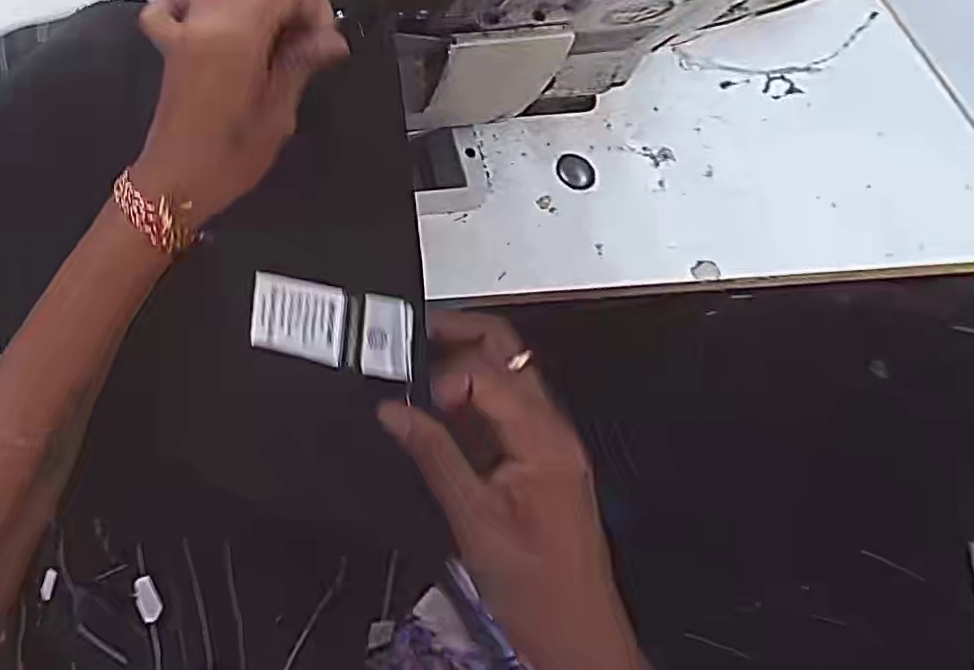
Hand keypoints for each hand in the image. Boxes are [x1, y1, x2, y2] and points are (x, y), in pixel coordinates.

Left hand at [130, 0, 348, 222]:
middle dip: (292, 5)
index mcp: (238, 35)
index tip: (324, 36)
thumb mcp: (279, 112)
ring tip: (274, 44)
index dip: (315, 4)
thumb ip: (303, 63)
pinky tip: (219, 26)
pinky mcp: (172, 46)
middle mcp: (208, 23)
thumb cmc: (224, 160)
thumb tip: (330, 40)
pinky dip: (200, 6)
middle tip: (309, 44)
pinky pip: (178, 4)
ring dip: (257, 6)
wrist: (176, 182)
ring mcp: (185, 31)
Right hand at [379, 311, 646, 669]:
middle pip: (508, 351)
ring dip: (466, 360)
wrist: (578, 640)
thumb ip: (432, 454)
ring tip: (424, 366)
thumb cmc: (541, 592)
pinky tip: (444, 409)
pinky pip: (505, 404)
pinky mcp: (540, 454)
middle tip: (419, 334)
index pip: (489, 374)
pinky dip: (472, 394)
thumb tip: (395, 412)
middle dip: (461, 333)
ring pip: (508, 372)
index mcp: (543, 439)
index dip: (446, 377)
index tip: (419, 400)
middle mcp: (553, 429)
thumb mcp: (473, 520)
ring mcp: (549, 439)